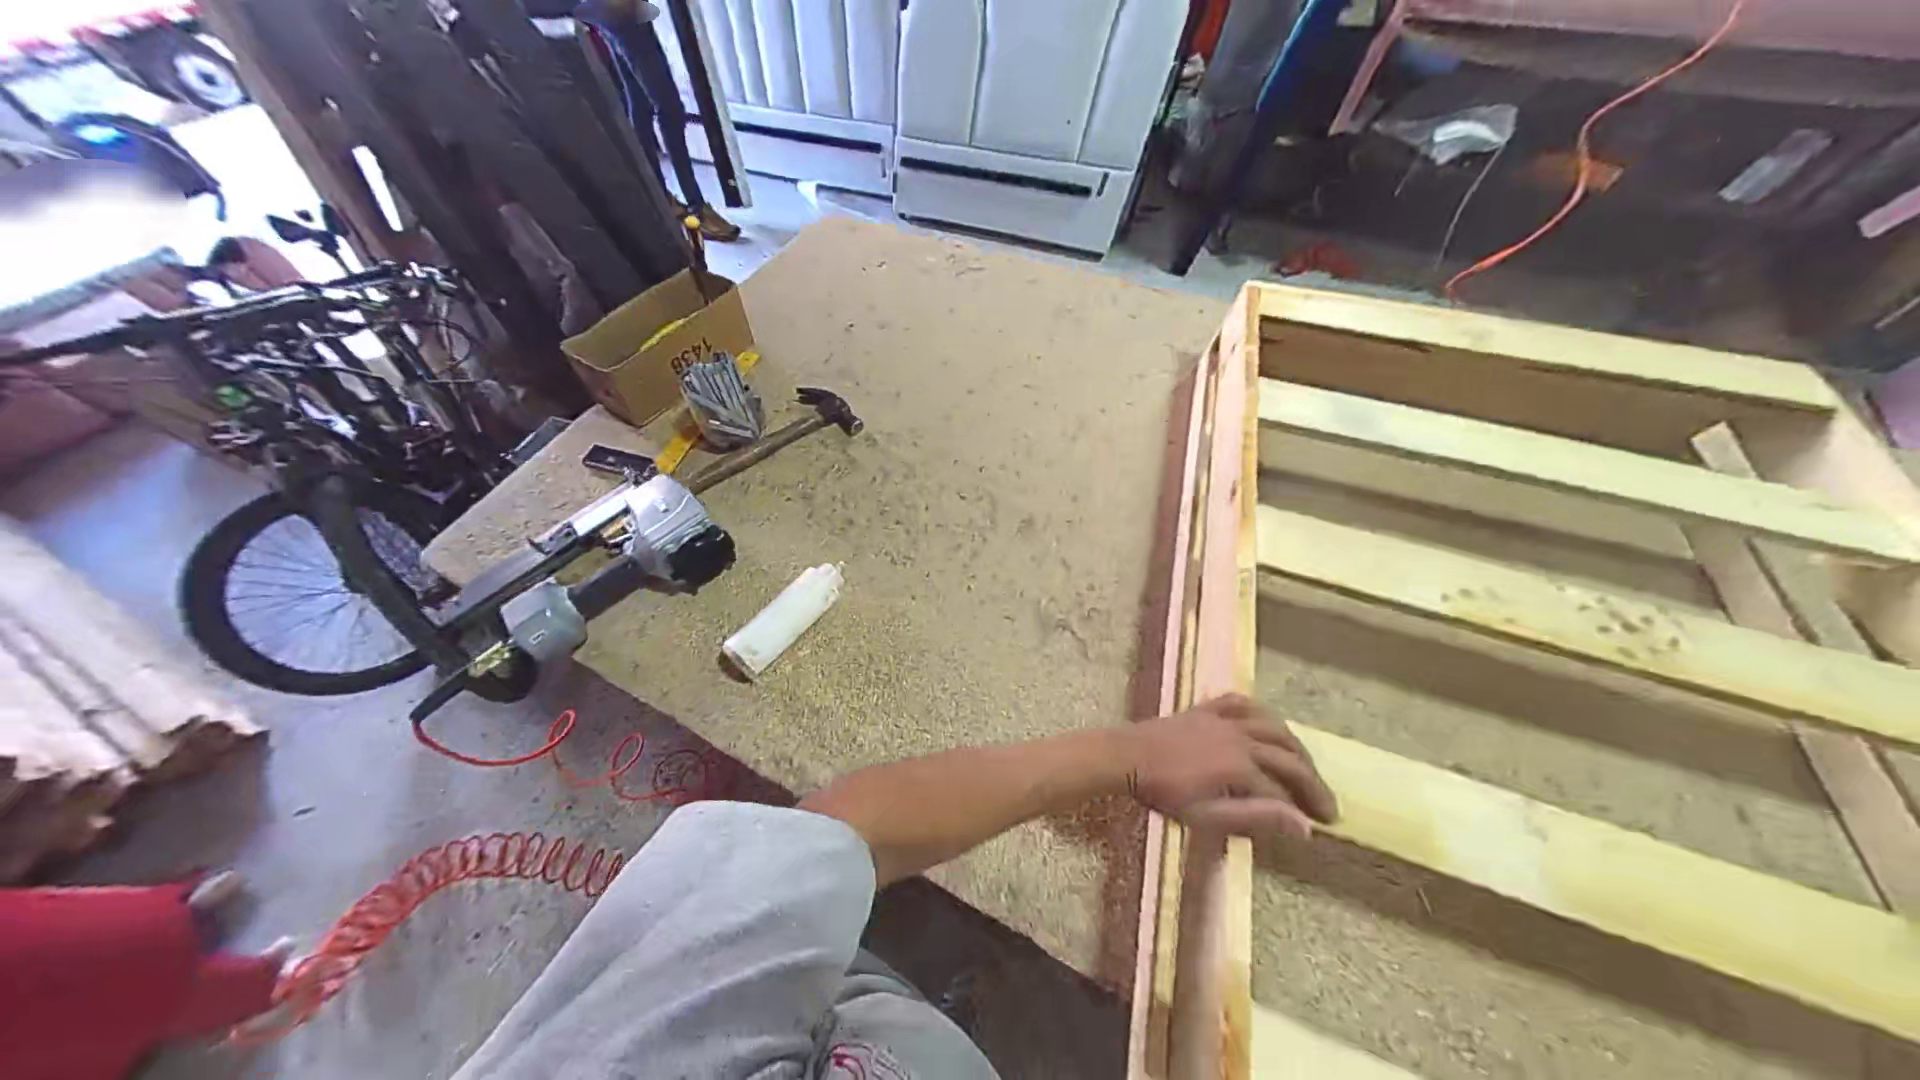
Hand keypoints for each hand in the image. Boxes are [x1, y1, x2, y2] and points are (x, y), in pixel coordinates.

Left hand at [1123, 694, 1337, 838]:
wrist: (1126, 756)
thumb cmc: (1162, 792)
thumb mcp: (1207, 815)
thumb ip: (1255, 818)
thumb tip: (1303, 827)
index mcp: (1240, 766)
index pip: (1284, 790)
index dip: (1305, 808)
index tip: (1323, 825)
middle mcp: (1239, 737)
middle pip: (1287, 756)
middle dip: (1311, 781)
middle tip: (1327, 804)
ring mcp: (1221, 719)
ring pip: (1272, 725)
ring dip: (1294, 746)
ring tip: (1306, 766)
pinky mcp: (1205, 709)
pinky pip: (1240, 703)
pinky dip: (1260, 711)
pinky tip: (1267, 721)